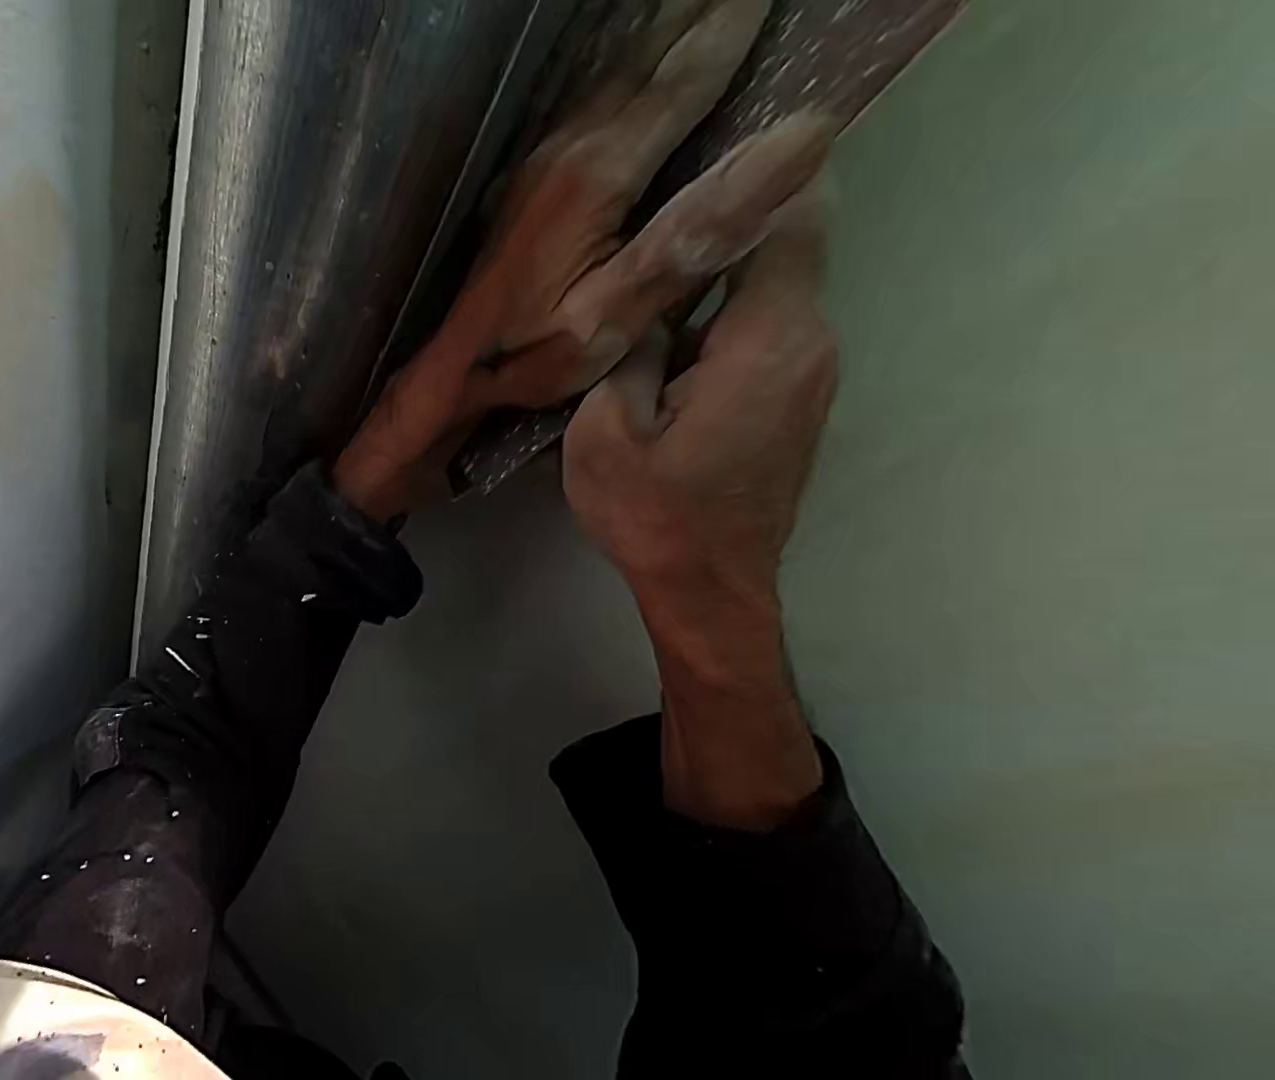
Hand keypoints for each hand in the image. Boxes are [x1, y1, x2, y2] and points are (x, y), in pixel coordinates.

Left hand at [335, 0, 836, 520]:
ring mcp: (536, 163)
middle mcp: (564, 150)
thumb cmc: (531, 351)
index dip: (730, 35)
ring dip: (654, 39)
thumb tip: (796, 141)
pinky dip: (615, 76)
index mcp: (597, 175)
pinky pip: (576, 105)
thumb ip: (691, 237)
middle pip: (640, 65)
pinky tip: (625, 72)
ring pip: (605, 79)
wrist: (453, 365)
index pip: (680, 84)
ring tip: (693, 11)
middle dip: (694, 20)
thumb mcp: (614, 314)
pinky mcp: (522, 182)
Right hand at [562, 201, 834, 829]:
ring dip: (714, 281)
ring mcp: (811, 374)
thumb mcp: (603, 433)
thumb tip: (647, 303)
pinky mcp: (796, 399)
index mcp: (767, 344)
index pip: (789, 217)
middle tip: (637, 244)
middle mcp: (811, 345)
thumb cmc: (652, 516)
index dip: (742, 186)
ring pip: (773, 288)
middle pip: (784, 246)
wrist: (708, 589)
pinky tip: (666, 346)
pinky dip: (723, 319)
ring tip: (642, 293)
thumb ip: (626, 350)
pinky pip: (767, 329)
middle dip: (718, 232)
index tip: (675, 193)